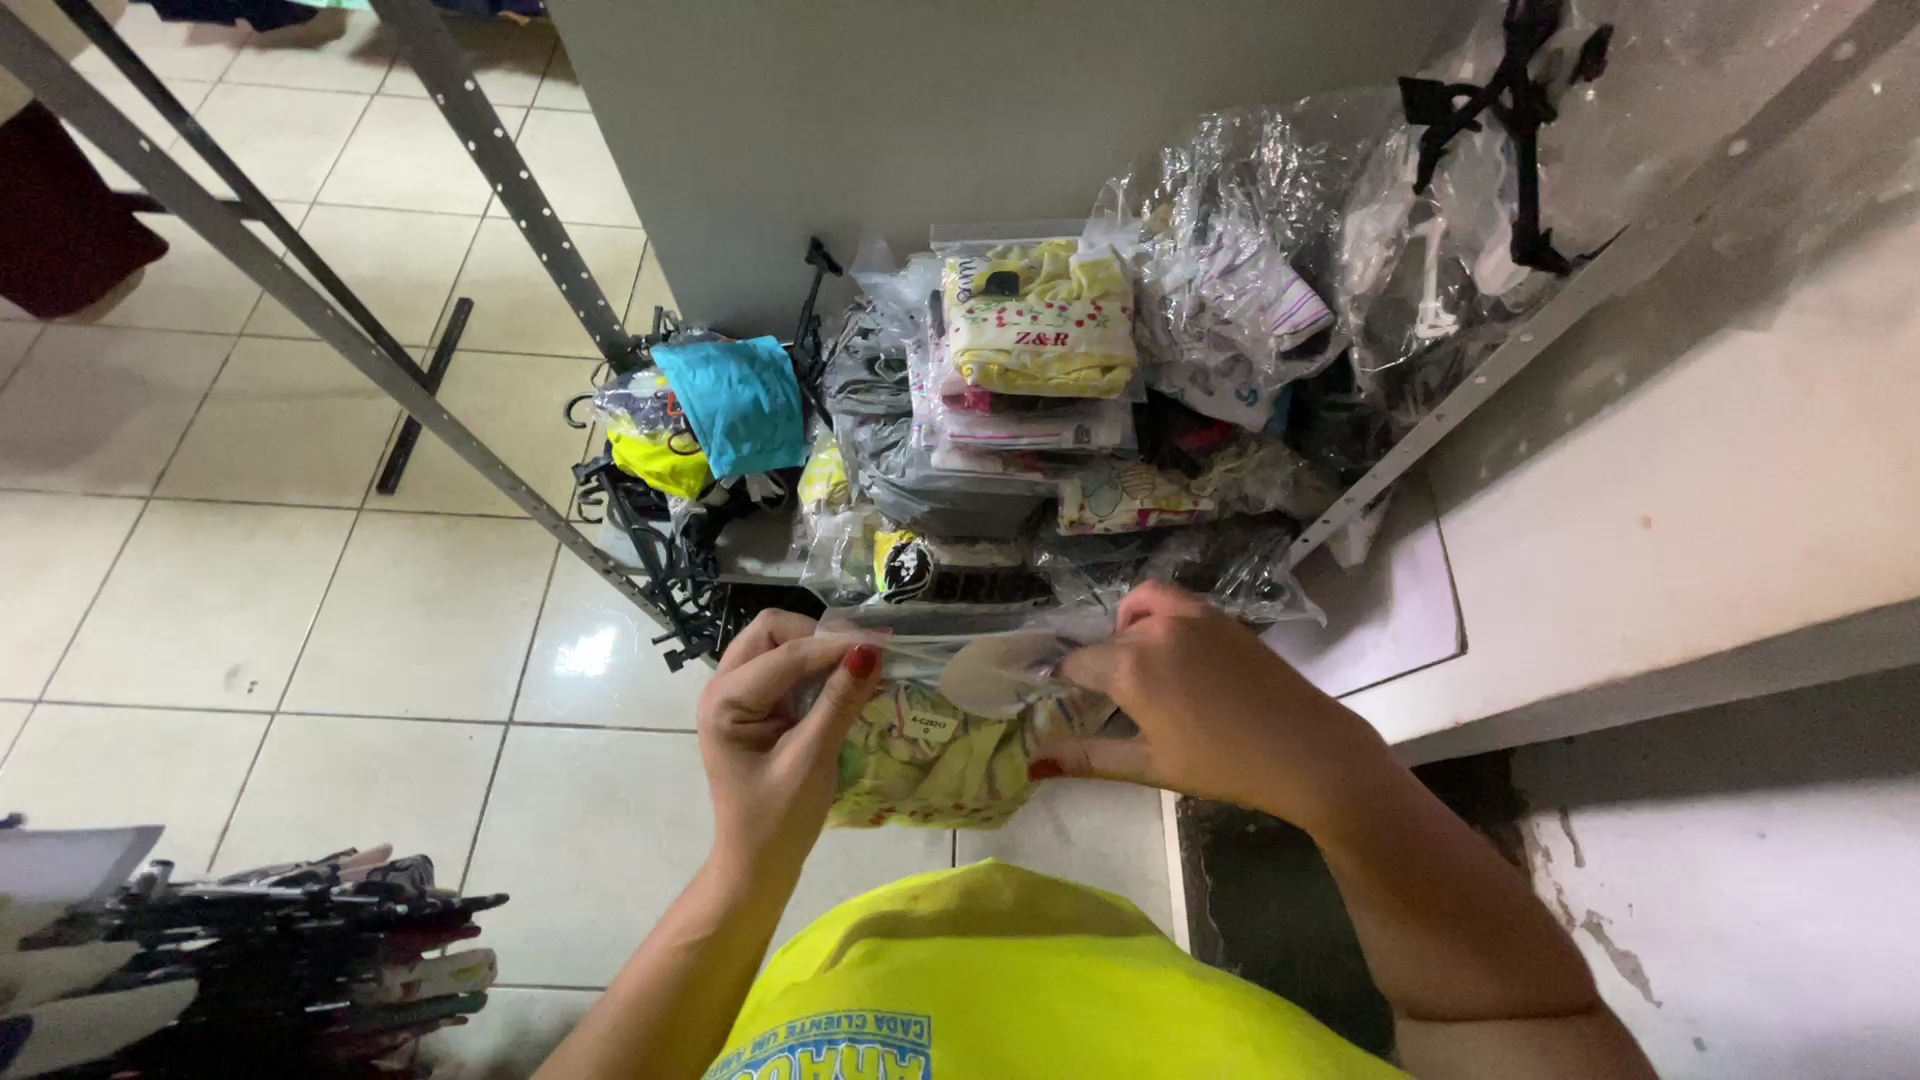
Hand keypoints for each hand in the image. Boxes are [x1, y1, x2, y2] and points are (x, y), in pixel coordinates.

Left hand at [696, 611, 881, 879]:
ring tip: (856, 667)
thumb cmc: (779, 819)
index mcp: (725, 702)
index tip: (882, 648)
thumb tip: (871, 652)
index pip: (787, 653)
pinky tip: (842, 681)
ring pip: (778, 641)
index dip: (835, 646)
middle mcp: (723, 687)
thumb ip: (839, 702)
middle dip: (818, 636)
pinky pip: (784, 664)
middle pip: (772, 630)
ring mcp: (736, 693)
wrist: (757, 862)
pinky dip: (814, 665)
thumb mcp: (812, 760)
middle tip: (862, 657)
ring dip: (817, 648)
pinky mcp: (754, 703)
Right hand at [1037, 581, 1396, 833]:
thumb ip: (1087, 758)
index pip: (1076, 664)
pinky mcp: (1215, 613)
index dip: (1066, 684)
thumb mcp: (1149, 766)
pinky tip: (1166, 644)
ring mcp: (1187, 615)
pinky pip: (1167, 598)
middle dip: (1099, 669)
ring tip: (1138, 669)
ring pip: (1133, 614)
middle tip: (1114, 704)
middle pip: (1105, 643)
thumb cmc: (1223, 766)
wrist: (1307, 750)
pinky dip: (1151, 611)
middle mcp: (1152, 630)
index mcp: (1131, 667)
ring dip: (1124, 635)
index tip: (1070, 704)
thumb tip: (1033, 763)